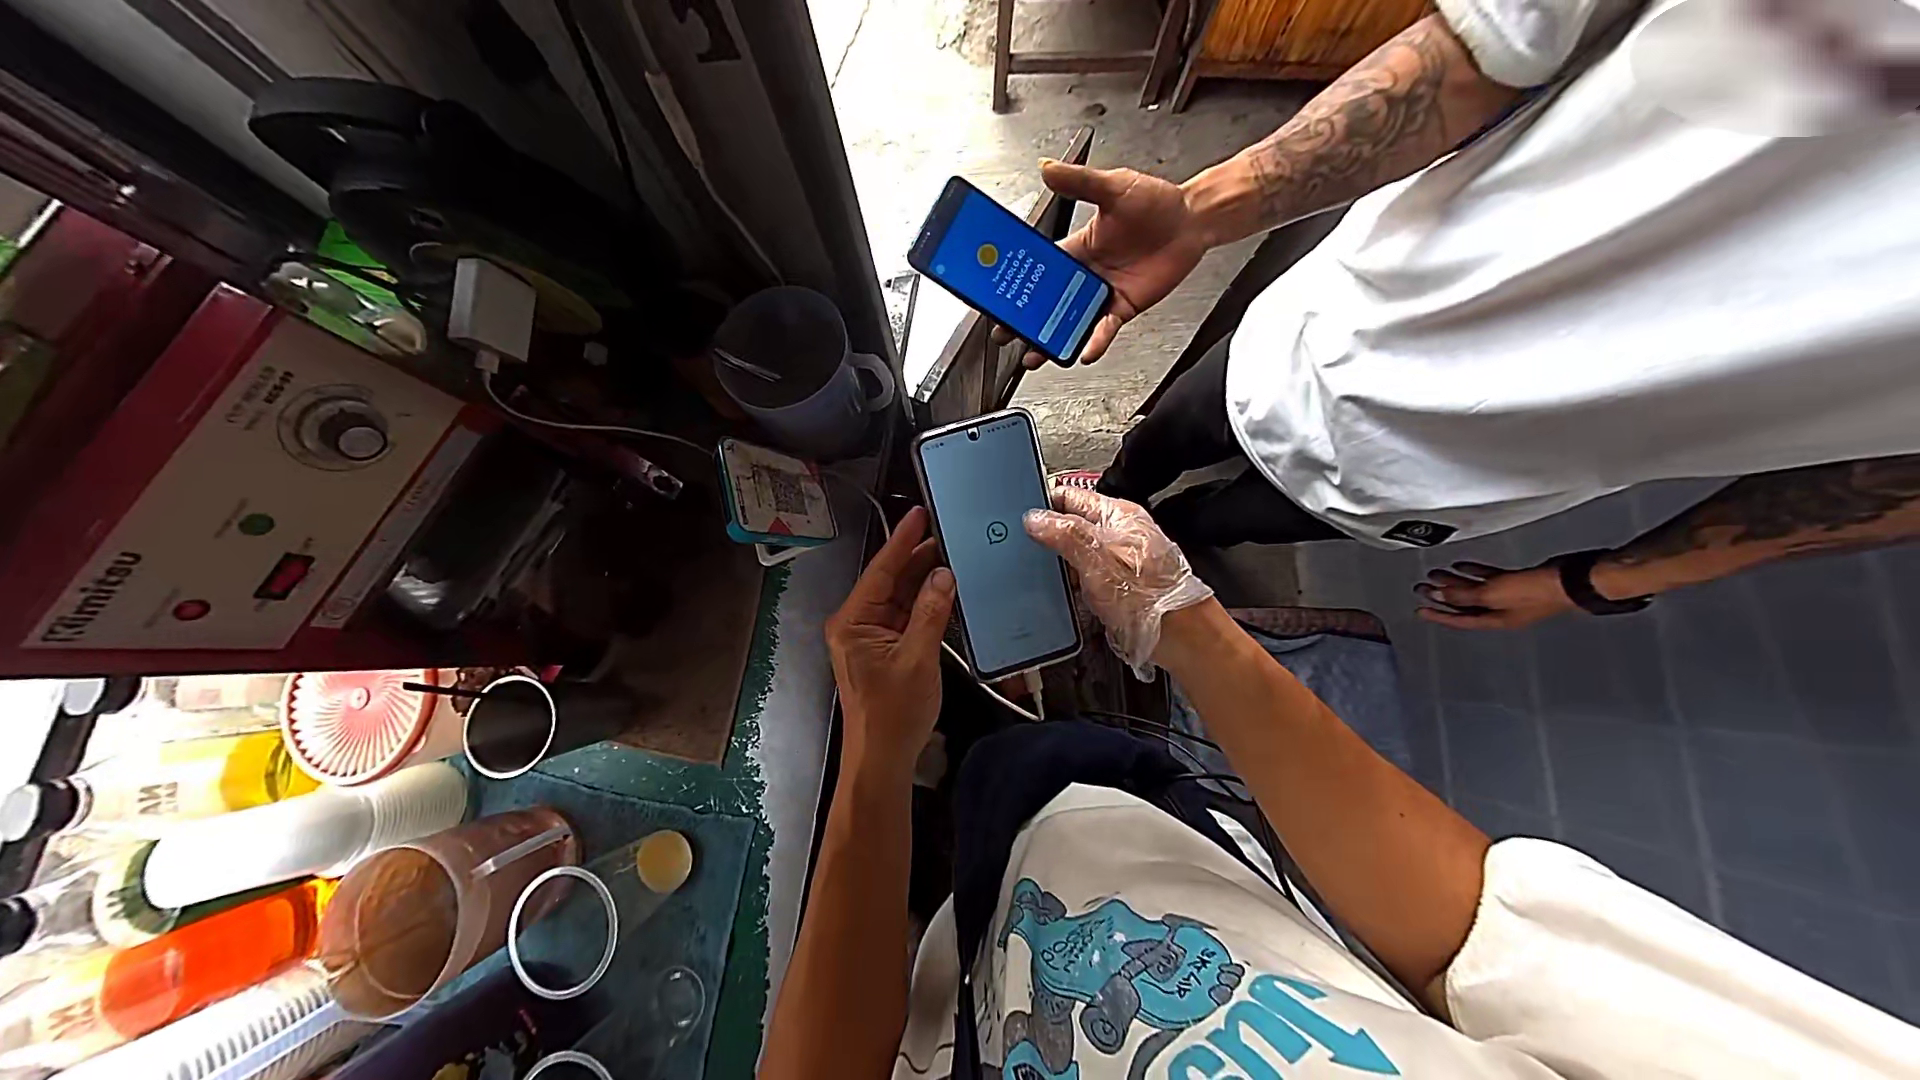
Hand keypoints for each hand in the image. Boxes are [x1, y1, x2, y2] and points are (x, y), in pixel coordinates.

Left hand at [825, 507, 955, 778]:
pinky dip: (926, 603)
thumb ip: (931, 613)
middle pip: (891, 580)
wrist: (883, 757)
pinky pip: (906, 615)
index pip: (880, 571)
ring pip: (900, 597)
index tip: (917, 515)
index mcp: (853, 621)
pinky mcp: (884, 647)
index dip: (902, 541)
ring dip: (924, 581)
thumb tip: (943, 576)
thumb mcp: (917, 658)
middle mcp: (857, 623)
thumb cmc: (892, 714)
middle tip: (947, 534)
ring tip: (952, 556)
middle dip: (918, 559)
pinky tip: (946, 590)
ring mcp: (870, 635)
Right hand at [1014, 160, 1211, 368]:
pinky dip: (1094, 342)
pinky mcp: (1122, 308)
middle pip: (1046, 303)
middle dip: (1023, 320)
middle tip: (1003, 332)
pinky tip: (1084, 352)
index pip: (1038, 269)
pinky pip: (1104, 329)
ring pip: (1069, 323)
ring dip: (1051, 339)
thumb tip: (1047, 168)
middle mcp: (1084, 275)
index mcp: (1075, 249)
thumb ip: (1079, 182)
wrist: (1191, 221)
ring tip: (1034, 353)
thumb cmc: (1155, 203)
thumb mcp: (1113, 187)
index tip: (997, 293)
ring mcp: (1101, 294)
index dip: (1017, 282)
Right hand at [1023, 486, 1213, 677]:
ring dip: (1057, 563)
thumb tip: (1035, 518)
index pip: (1070, 495)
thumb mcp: (1097, 559)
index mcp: (1118, 515)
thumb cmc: (1151, 597)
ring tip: (1038, 571)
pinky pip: (1081, 578)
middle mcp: (1118, 535)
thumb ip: (1064, 534)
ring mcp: (1115, 562)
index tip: (1020, 514)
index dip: (1044, 502)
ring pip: (1074, 554)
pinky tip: (1059, 592)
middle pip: (1071, 525)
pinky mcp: (1114, 587)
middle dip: (1047, 535)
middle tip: (1023, 546)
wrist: (1180, 638)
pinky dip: (1068, 583)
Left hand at [1413, 562, 1576, 629]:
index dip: (1438, 615)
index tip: (1418, 609)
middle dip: (1442, 596)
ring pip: (1475, 589)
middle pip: (1465, 604)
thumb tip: (1435, 596)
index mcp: (1495, 620)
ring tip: (1434, 572)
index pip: (1460, 620)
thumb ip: (1461, 596)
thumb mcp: (1491, 595)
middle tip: (1421, 586)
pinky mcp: (1519, 580)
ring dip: (1454, 581)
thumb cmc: (1532, 592)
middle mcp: (1501, 610)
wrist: (1575, 579)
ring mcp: (1511, 595)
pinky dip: (1474, 572)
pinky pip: (1490, 577)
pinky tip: (1460, 565)